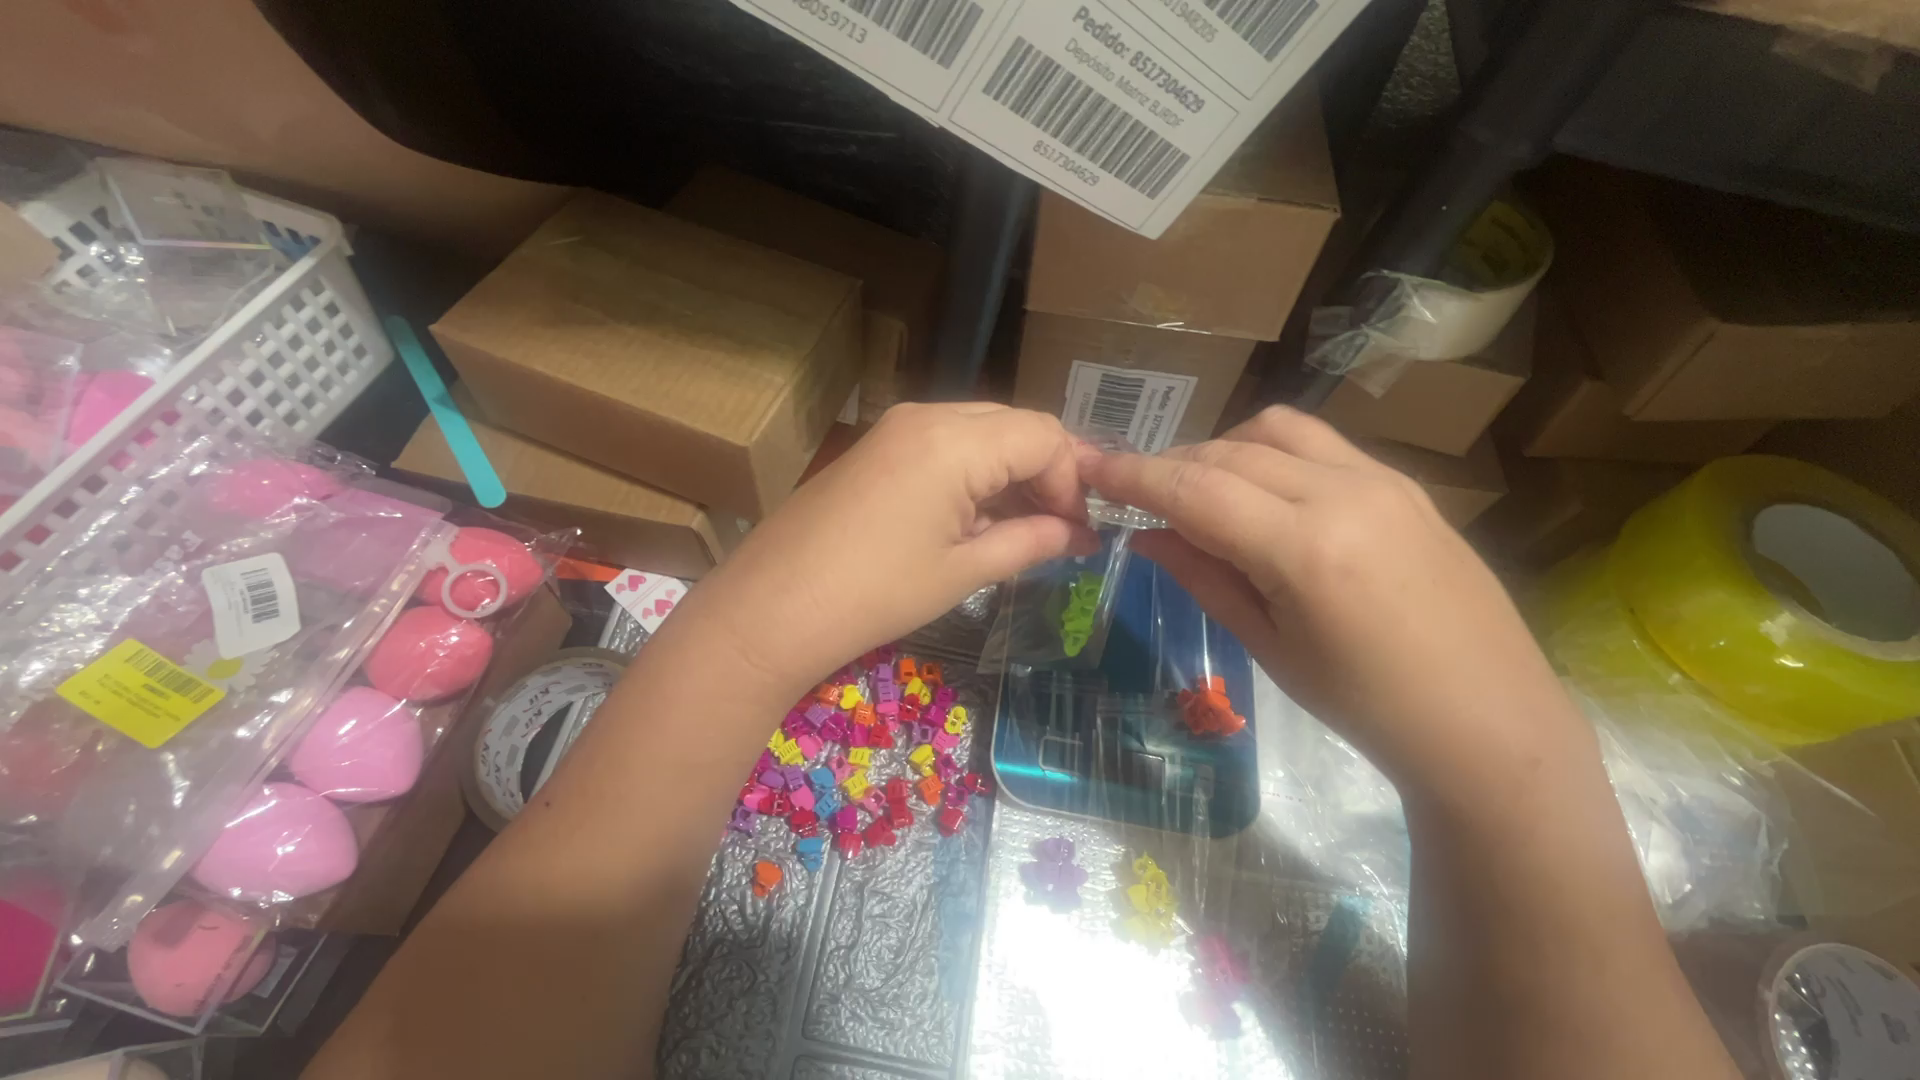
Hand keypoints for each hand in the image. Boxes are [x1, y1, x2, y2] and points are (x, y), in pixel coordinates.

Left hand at [674, 403, 1096, 694]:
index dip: (1071, 481)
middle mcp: (927, 416)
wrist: (771, 608)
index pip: (1044, 435)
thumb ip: (1030, 542)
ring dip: (1011, 473)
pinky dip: (974, 474)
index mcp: (955, 441)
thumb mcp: (963, 572)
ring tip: (1024, 529)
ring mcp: (896, 428)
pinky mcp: (875, 448)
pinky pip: (944, 445)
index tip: (1077, 532)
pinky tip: (978, 518)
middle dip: (1046, 473)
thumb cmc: (875, 595)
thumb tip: (1080, 536)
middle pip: (1014, 426)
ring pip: (980, 432)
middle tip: (1061, 529)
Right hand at [1083, 406, 1582, 802]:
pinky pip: (1318, 444)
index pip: (1196, 489)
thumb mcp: (1271, 647)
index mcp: (1306, 548)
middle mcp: (1345, 493)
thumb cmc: (1366, 707)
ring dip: (1221, 449)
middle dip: (1172, 466)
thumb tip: (1145, 534)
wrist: (1489, 722)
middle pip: (1229, 452)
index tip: (1091, 469)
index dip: (1135, 476)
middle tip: (1136, 496)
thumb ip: (1204, 577)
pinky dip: (1270, 452)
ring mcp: (1382, 480)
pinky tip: (1260, 493)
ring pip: (1274, 431)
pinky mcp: (1405, 483)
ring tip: (1198, 491)